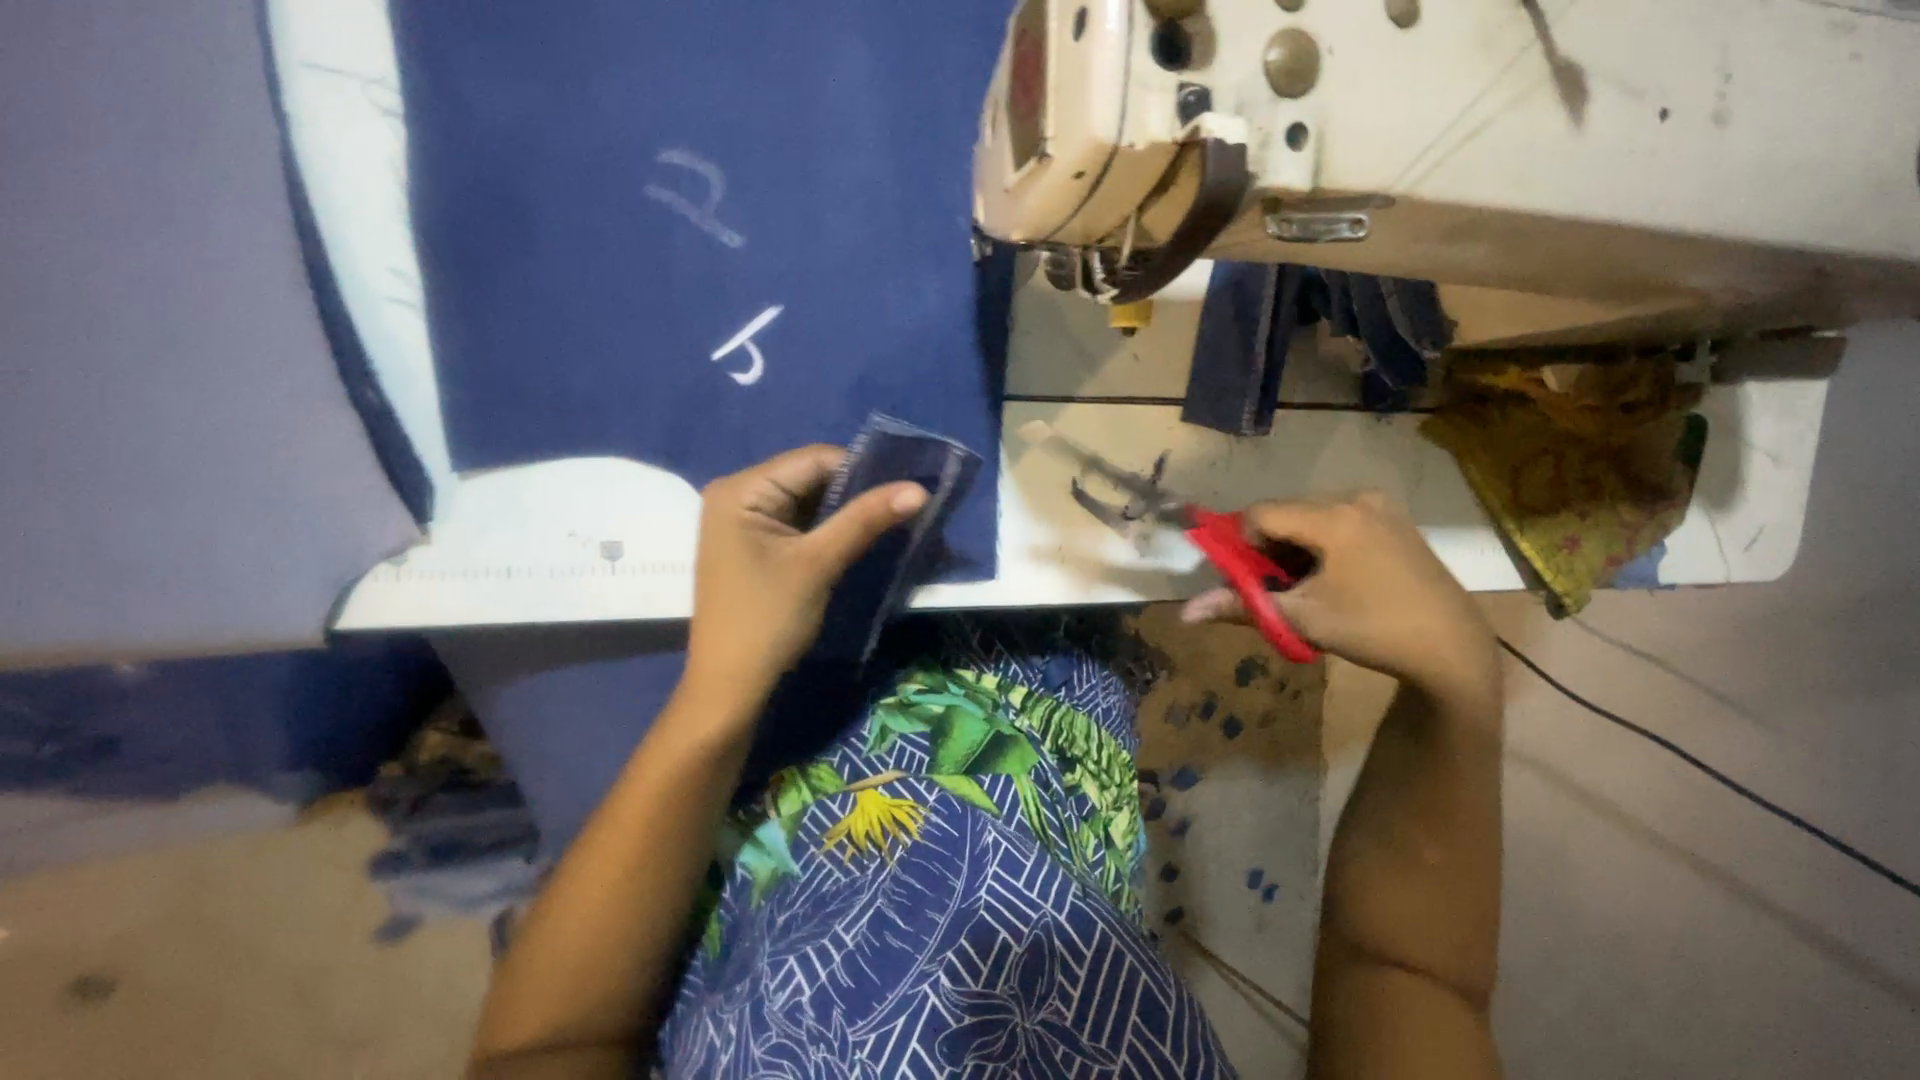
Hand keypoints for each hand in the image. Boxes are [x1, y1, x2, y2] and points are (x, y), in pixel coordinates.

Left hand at [685, 445, 927, 700]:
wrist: (730, 686)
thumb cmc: (768, 620)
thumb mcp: (819, 564)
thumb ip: (866, 519)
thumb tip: (920, 488)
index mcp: (740, 489)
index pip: (813, 460)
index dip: (862, 472)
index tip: (906, 491)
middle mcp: (736, 495)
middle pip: (810, 478)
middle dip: (856, 494)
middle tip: (905, 509)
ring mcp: (742, 522)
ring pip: (807, 503)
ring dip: (846, 514)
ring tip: (890, 524)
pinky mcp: (752, 547)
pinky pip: (798, 525)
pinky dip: (828, 531)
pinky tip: (859, 541)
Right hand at [1182, 493, 1495, 693]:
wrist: (1452, 646)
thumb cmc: (1373, 629)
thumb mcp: (1303, 619)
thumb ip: (1242, 607)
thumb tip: (1185, 613)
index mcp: (1333, 517)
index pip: (1260, 513)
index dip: (1242, 545)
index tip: (1250, 580)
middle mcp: (1356, 499)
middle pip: (1286, 512)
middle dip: (1269, 548)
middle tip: (1274, 588)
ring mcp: (1381, 507)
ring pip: (1312, 516)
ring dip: (1295, 546)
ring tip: (1305, 586)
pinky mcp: (1396, 521)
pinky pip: (1340, 521)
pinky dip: (1323, 544)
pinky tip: (1334, 578)